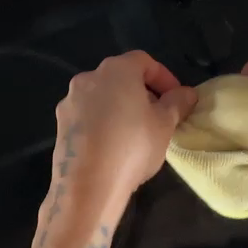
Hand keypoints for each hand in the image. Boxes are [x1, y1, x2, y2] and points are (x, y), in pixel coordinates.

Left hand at [46, 51, 196, 220]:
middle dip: (142, 92)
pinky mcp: (61, 125)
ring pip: (102, 96)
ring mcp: (70, 101)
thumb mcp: (165, 124)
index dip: (164, 77)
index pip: (144, 61)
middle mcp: (89, 77)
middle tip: (158, 115)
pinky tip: (113, 146)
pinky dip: (102, 122)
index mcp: (116, 70)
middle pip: (121, 77)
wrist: (88, 186)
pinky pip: (87, 115)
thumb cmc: (133, 146)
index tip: (176, 98)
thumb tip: (187, 93)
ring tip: (136, 132)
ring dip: (121, 107)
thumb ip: (177, 103)